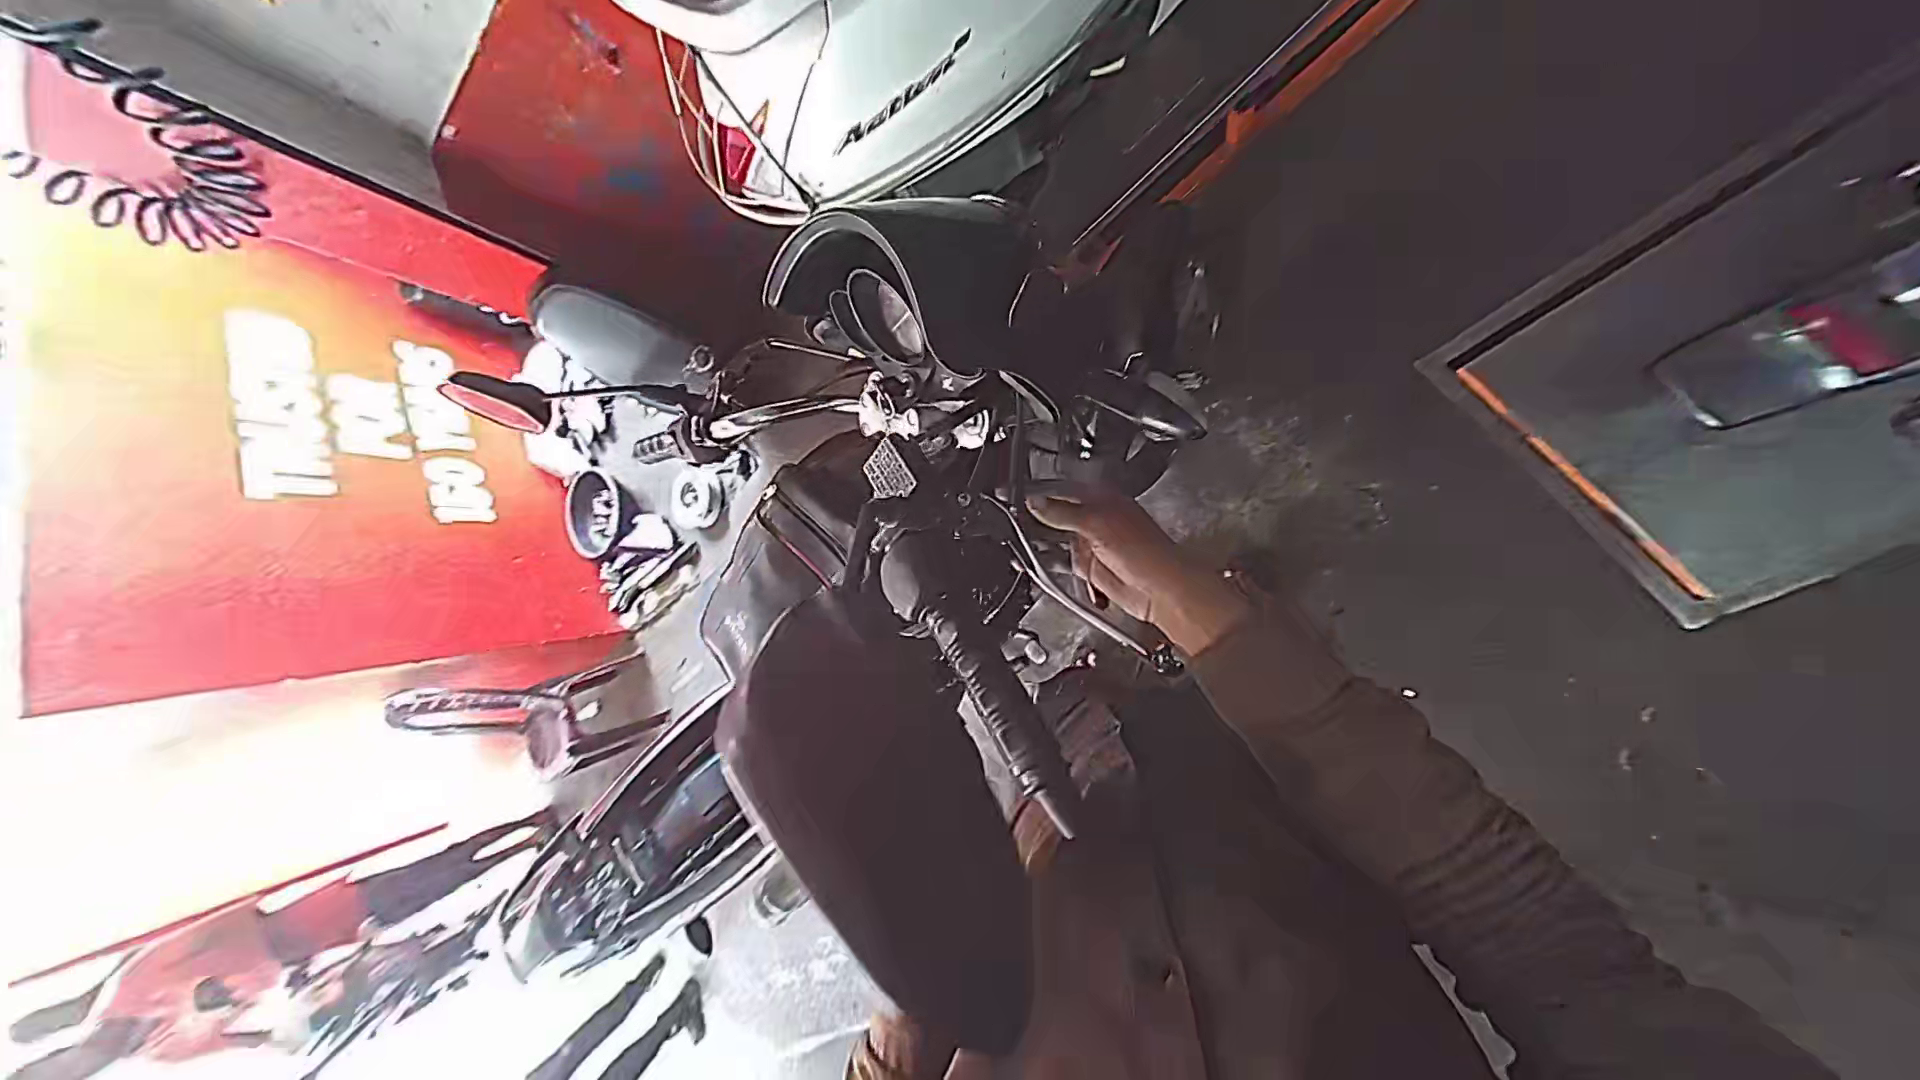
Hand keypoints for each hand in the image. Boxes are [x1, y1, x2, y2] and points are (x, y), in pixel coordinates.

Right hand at [1026, 486, 1250, 656]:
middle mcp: (1096, 519)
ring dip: (1041, 545)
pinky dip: (1052, 565)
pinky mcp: (1090, 567)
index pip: (1061, 489)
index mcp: (1101, 498)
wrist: (1160, 591)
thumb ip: (1062, 512)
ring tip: (1024, 548)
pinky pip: (1064, 564)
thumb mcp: (1096, 524)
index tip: (1015, 496)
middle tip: (1014, 522)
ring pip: (1056, 540)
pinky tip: (1039, 565)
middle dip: (1037, 520)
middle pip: (1056, 514)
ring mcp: (1092, 544)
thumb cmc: (1146, 552)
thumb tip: (1035, 502)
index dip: (1039, 492)